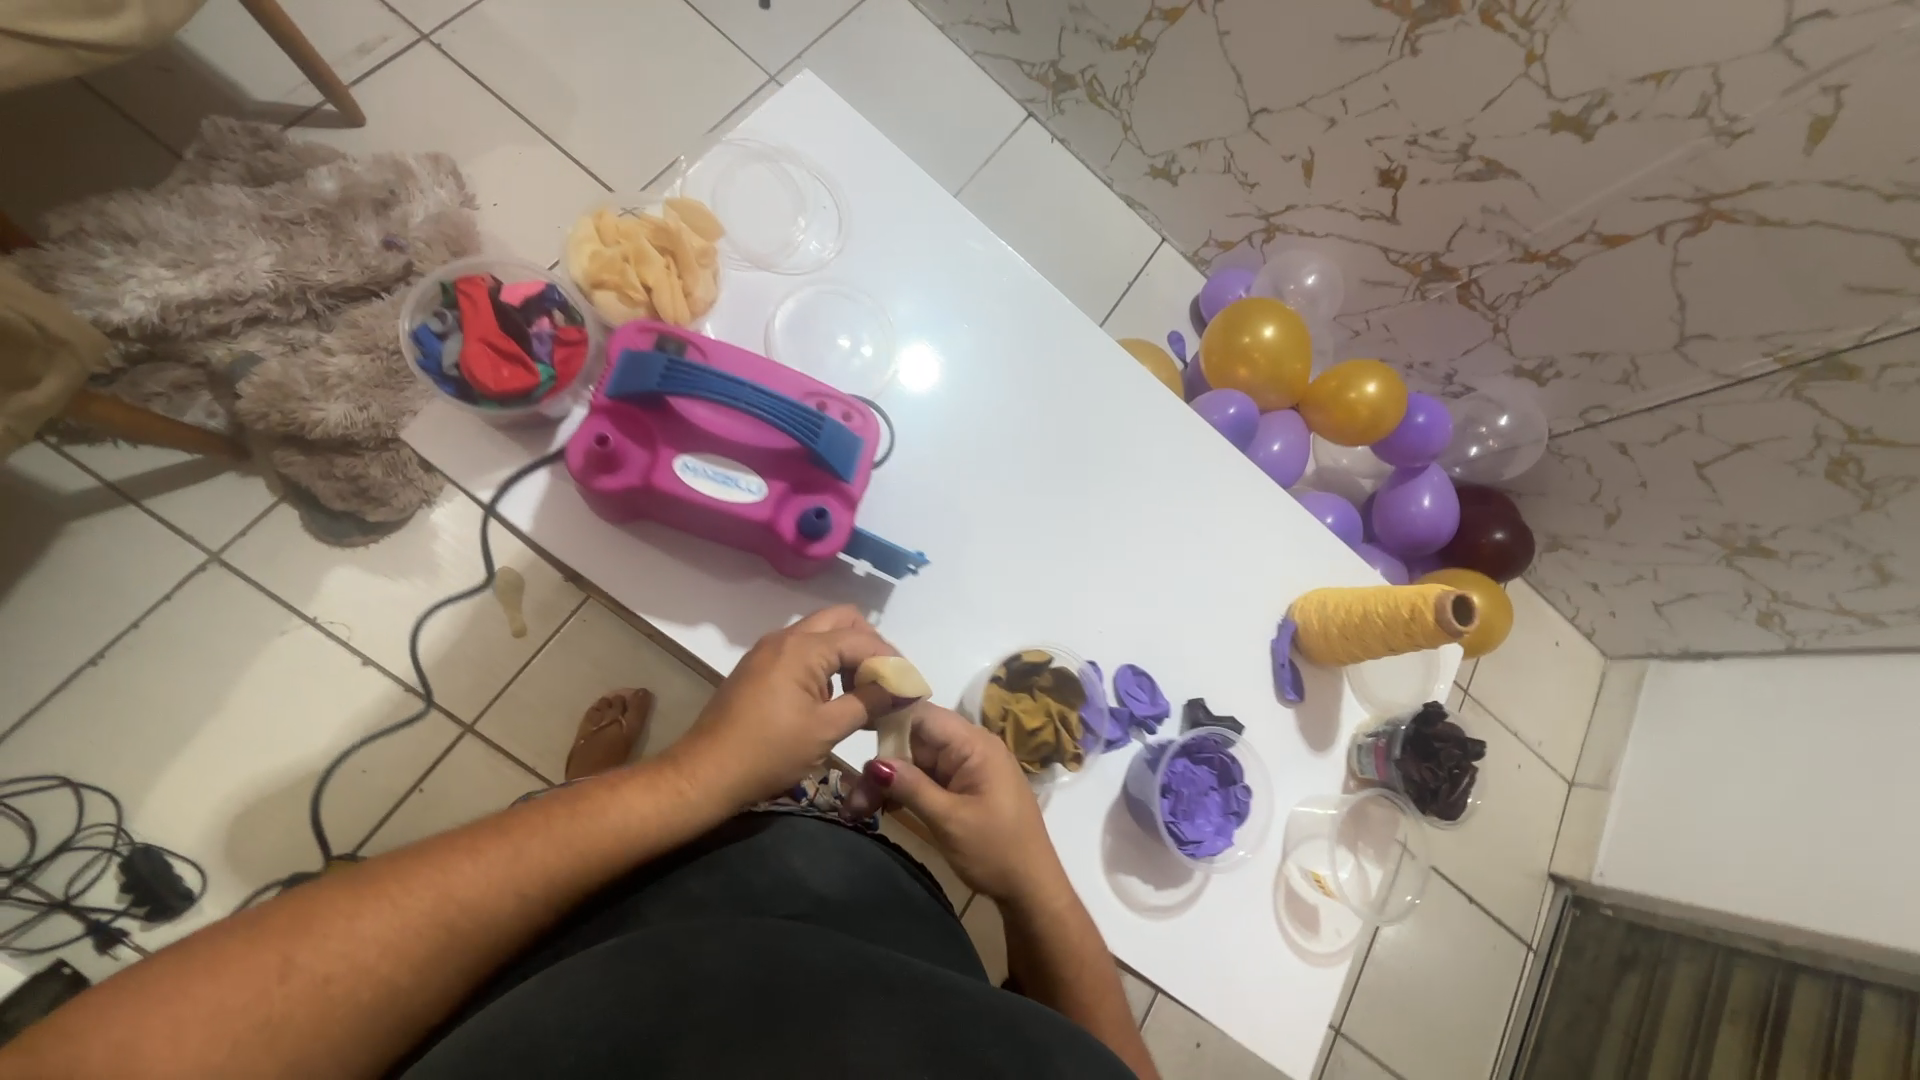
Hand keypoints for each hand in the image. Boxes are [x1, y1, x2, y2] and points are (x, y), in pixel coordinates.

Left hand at [663, 606, 895, 808]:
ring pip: (822, 634)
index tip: (912, 689)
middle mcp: (786, 638)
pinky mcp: (760, 667)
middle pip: (843, 621)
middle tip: (888, 682)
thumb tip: (904, 689)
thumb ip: (869, 703)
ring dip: (849, 655)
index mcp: (803, 648)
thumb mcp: (826, 730)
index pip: (862, 640)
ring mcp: (769, 650)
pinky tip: (837, 698)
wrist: (704, 776)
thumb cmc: (768, 754)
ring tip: (866, 694)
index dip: (893, 662)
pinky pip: (804, 650)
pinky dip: (828, 664)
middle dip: (871, 647)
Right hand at [865, 704, 1066, 905]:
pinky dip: (905, 790)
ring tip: (857, 810)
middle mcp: (971, 747)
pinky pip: (928, 777)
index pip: (923, 715)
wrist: (1032, 888)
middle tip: (852, 799)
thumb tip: (873, 762)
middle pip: (915, 740)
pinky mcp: (964, 787)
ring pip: (917, 761)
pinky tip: (880, 808)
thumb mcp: (949, 820)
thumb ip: (911, 787)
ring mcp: (968, 767)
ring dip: (888, 781)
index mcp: (975, 745)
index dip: (887, 716)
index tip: (851, 726)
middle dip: (881, 764)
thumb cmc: (996, 851)